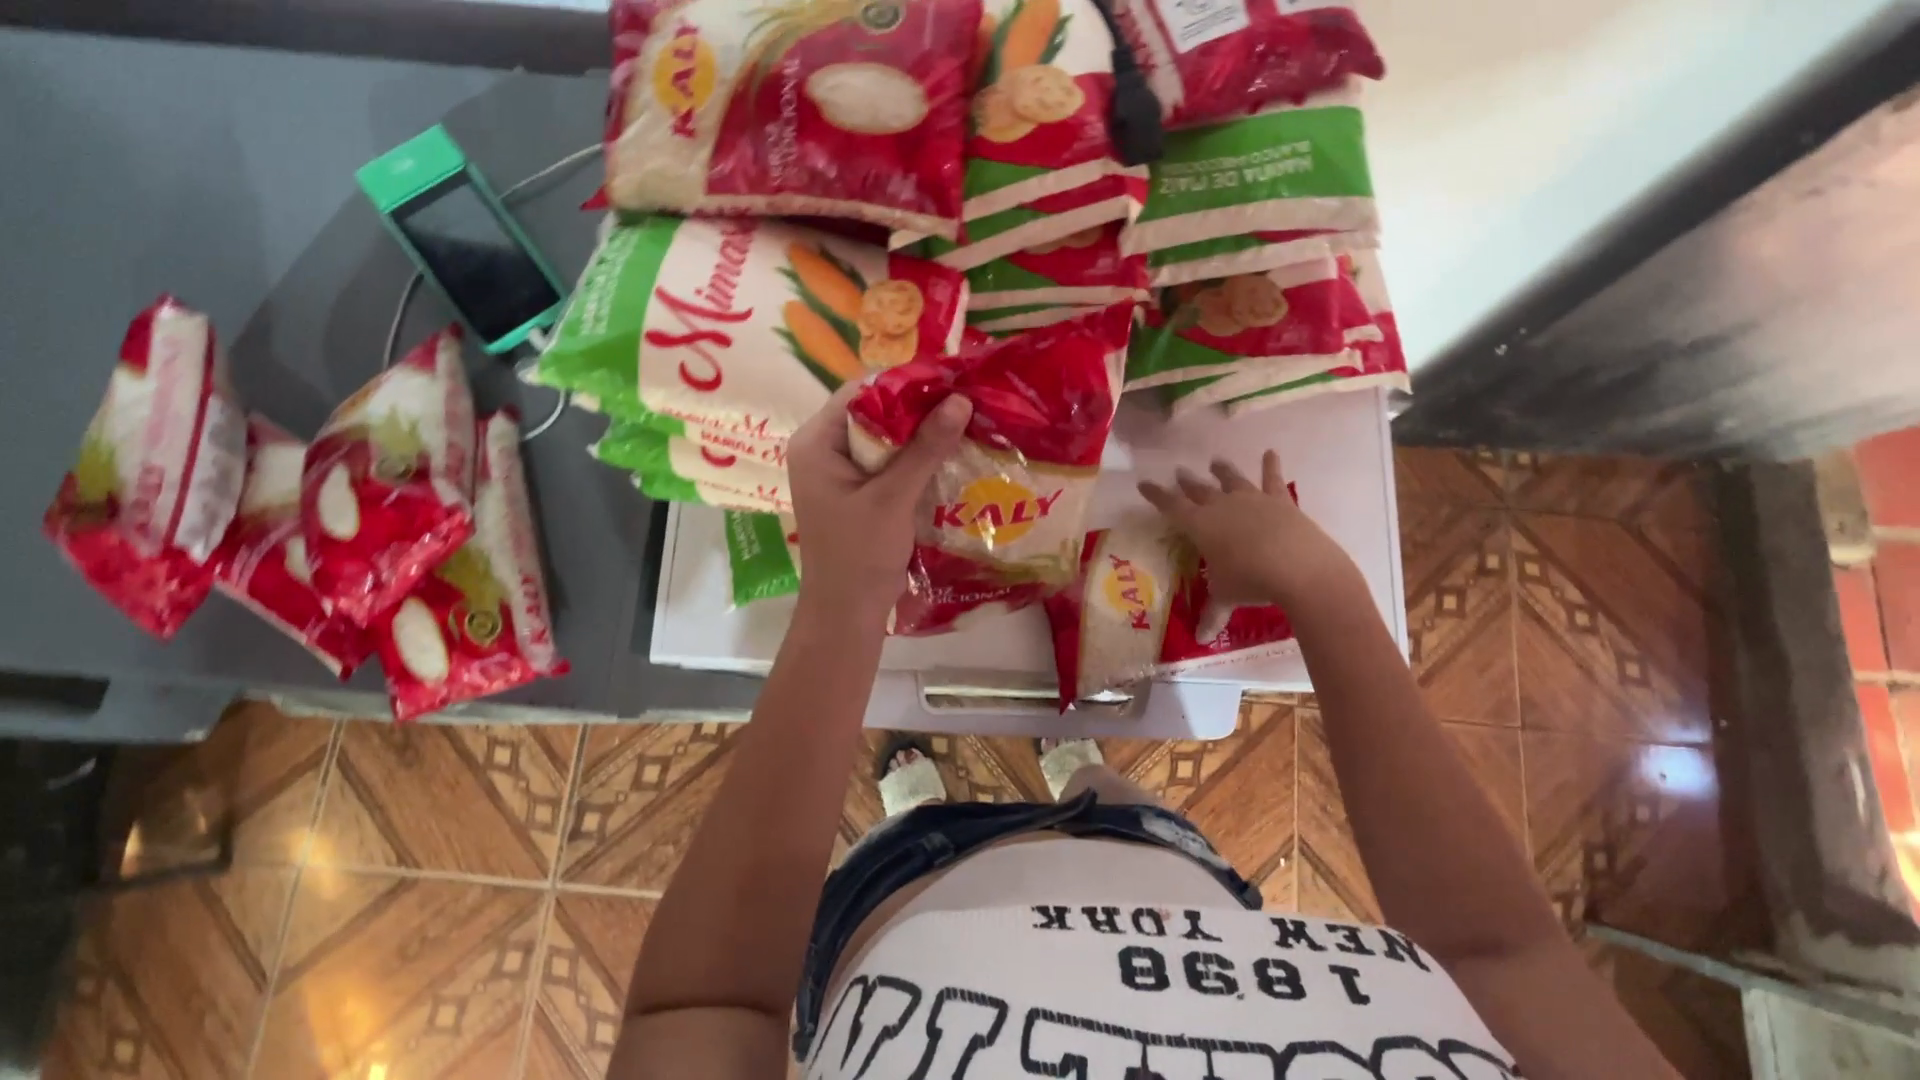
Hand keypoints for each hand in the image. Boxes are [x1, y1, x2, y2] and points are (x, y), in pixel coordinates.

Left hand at [786, 381, 972, 616]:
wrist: (848, 613)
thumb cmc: (860, 555)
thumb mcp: (893, 498)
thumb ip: (925, 448)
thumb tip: (960, 400)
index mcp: (816, 442)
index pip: (861, 392)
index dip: (905, 384)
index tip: (950, 382)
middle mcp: (823, 449)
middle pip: (875, 411)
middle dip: (918, 408)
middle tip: (964, 401)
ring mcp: (840, 471)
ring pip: (886, 437)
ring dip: (921, 434)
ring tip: (964, 422)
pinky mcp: (859, 491)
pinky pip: (889, 461)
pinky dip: (916, 458)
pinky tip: (949, 454)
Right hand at [1138, 450, 1359, 608]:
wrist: (1299, 568)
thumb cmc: (1250, 581)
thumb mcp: (1226, 597)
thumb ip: (1213, 614)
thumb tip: (1202, 639)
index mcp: (1199, 525)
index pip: (1170, 506)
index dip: (1156, 495)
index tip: (1144, 483)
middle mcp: (1221, 506)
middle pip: (1198, 490)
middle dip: (1186, 482)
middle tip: (1178, 472)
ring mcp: (1252, 499)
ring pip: (1231, 480)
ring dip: (1222, 471)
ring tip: (1215, 462)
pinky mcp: (1280, 500)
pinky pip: (1272, 479)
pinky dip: (1271, 465)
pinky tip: (1271, 453)